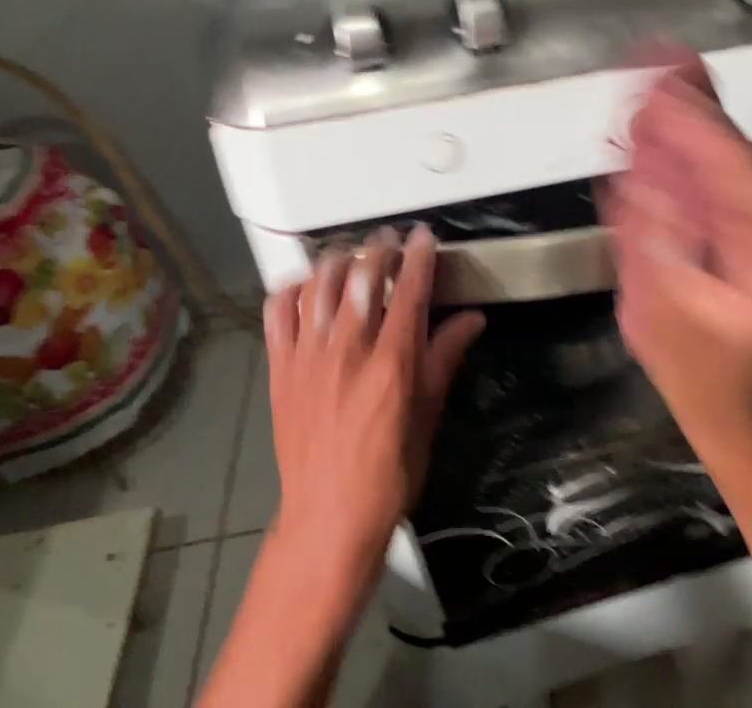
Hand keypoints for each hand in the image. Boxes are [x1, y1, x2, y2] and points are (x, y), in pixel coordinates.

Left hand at [262, 225, 485, 568]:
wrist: (330, 514)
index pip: (409, 290)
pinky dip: (291, 290)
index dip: (419, 256)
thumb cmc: (391, 472)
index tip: (423, 236)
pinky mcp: (280, 368)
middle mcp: (348, 348)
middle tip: (389, 240)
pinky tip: (305, 286)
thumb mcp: (429, 416)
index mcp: (393, 362)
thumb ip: (445, 359)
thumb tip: (472, 319)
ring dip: (338, 261)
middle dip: (378, 249)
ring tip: (351, 255)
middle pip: (362, 276)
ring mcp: (308, 356)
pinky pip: (279, 314)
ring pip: (320, 286)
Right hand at [602, 49, 751, 452]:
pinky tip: (658, 132)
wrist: (735, 418)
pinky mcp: (739, 243)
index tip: (669, 88)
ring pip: (726, 173)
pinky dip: (685, 161)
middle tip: (662, 60)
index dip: (704, 130)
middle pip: (737, 163)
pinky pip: (711, 194)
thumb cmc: (707, 384)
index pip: (741, 180)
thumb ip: (656, 251)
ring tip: (657, 79)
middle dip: (699, 110)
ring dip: (691, 126)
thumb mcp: (667, 321)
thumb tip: (644, 182)